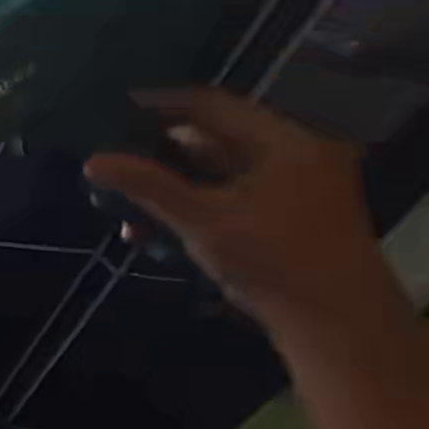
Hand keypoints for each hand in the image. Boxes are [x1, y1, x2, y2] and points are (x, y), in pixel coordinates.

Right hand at [83, 88, 387, 318]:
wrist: (335, 324)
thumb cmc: (273, 259)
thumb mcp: (201, 218)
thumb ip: (146, 185)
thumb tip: (92, 161)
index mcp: (283, 142)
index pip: (211, 106)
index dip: (159, 104)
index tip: (113, 110)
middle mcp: (289, 155)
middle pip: (208, 138)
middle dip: (154, 152)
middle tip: (109, 159)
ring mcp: (286, 187)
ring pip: (209, 172)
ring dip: (164, 186)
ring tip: (118, 202)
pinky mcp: (278, 215)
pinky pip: (220, 196)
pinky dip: (185, 206)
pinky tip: (146, 232)